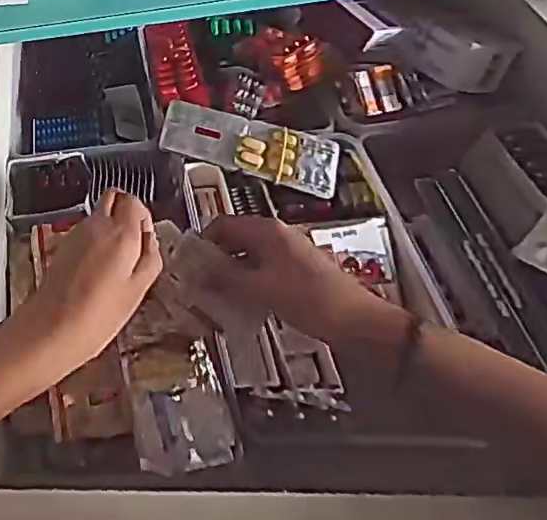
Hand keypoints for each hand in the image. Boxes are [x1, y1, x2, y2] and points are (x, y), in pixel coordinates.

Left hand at [8, 189, 162, 373]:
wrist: (51, 328)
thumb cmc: (99, 315)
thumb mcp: (137, 290)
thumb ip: (150, 257)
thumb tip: (151, 239)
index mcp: (121, 232)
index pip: (134, 200)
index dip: (143, 215)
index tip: (145, 238)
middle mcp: (97, 224)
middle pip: (114, 197)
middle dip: (125, 210)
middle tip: (132, 241)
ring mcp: (77, 232)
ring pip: (99, 213)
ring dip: (109, 225)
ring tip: (114, 262)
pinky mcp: (64, 243)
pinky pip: (86, 229)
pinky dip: (94, 238)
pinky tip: (96, 269)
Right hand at [202, 214, 413, 344]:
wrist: (358, 322)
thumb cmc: (309, 300)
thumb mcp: (260, 289)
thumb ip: (226, 278)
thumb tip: (196, 270)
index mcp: (265, 230)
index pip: (222, 224)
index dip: (202, 241)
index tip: (188, 263)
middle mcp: (276, 233)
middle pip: (234, 238)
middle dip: (215, 258)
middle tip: (199, 283)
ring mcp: (288, 250)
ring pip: (248, 255)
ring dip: (232, 272)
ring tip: (218, 296)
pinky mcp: (297, 270)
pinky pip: (263, 269)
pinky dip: (249, 281)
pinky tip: (245, 303)